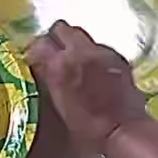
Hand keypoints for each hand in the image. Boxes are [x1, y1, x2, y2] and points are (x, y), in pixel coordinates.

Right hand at [25, 22, 148, 152]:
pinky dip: (93, 54)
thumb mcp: (58, 104)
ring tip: (75, 62)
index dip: (35, 51)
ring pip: (81, 34)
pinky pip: (99, 46)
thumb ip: (49, 79)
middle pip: (61, 28)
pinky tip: (95, 71)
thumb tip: (42, 66)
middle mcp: (80, 52)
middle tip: (54, 53)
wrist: (123, 129)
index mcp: (59, 66)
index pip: (38, 43)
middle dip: (55, 38)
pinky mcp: (118, 56)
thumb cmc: (87, 126)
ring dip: (75, 44)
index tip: (34, 59)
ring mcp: (101, 52)